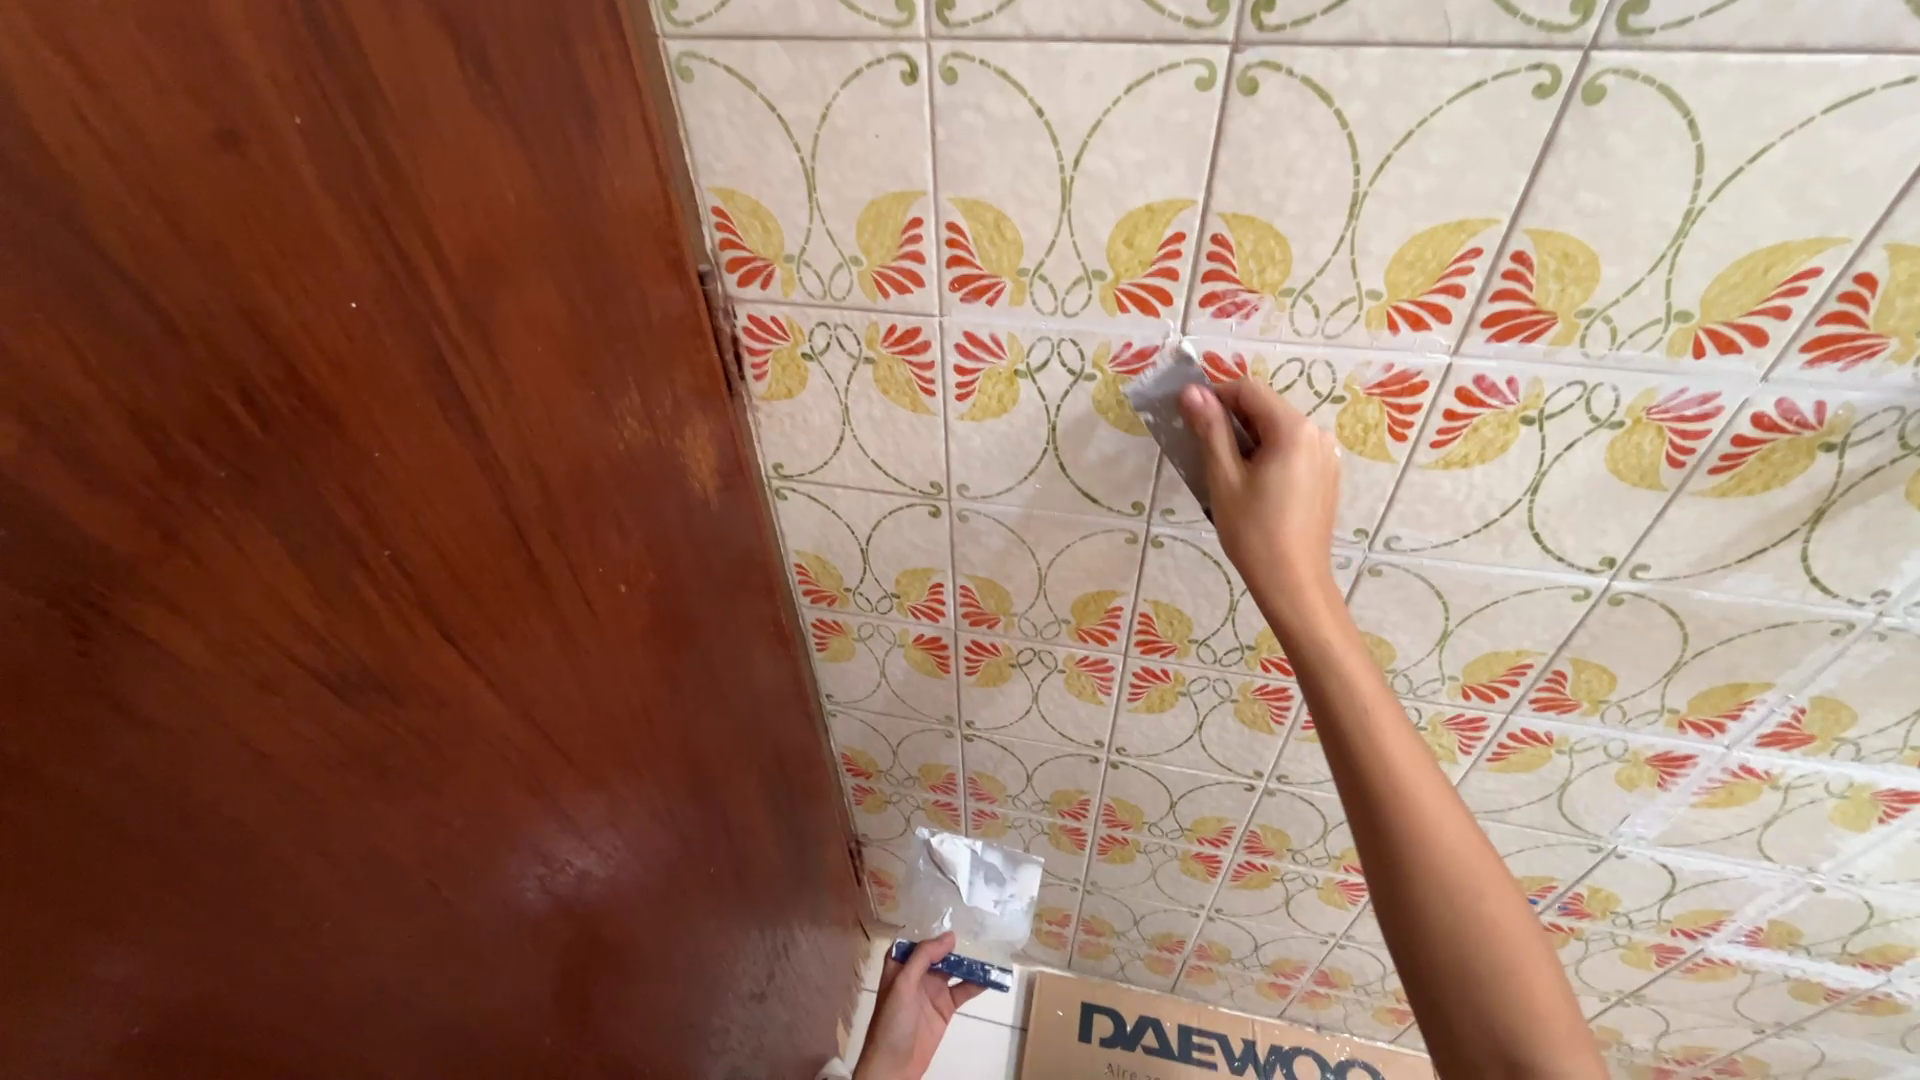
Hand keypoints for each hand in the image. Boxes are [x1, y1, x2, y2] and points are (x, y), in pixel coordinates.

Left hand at [853, 933, 985, 1079]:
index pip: (920, 940)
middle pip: (940, 954)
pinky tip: (990, 977)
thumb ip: (924, 957)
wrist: (894, 1067)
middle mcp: (917, 974)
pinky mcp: (945, 1008)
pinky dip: (976, 984)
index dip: (936, 931)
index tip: (958, 920)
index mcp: (900, 964)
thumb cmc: (892, 1021)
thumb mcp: (903, 983)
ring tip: (990, 954)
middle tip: (980, 933)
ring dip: (970, 964)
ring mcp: (932, 991)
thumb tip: (950, 936)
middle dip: (957, 946)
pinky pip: (962, 991)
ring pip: (954, 970)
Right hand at [1179, 379, 1342, 636]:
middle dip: (1230, 419)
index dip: (1214, 396)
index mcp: (1292, 429)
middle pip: (1265, 408)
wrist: (1292, 581)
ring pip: (1277, 430)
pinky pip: (1291, 450)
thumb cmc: (1253, 531)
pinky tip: (1250, 485)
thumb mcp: (1223, 477)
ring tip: (1223, 471)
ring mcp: (1326, 455)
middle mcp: (1316, 434)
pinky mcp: (1326, 476)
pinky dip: (1266, 454)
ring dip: (1247, 438)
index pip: (1248, 390)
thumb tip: (1191, 392)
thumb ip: (1210, 429)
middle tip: (1200, 448)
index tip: (1187, 417)